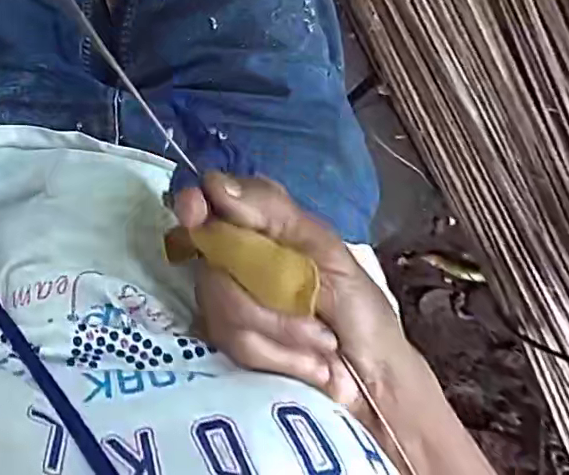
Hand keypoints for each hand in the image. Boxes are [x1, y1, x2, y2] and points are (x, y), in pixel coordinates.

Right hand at [172, 171, 407, 402]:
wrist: (376, 383)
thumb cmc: (357, 306)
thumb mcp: (327, 248)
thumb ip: (271, 211)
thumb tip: (215, 185)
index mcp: (254, 220)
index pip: (204, 199)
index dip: (192, 203)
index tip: (194, 213)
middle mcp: (229, 252)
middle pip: (207, 256)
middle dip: (261, 290)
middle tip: (309, 303)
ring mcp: (223, 296)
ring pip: (219, 301)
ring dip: (280, 328)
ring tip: (320, 341)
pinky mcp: (226, 340)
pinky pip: (232, 340)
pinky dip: (277, 355)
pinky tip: (307, 361)